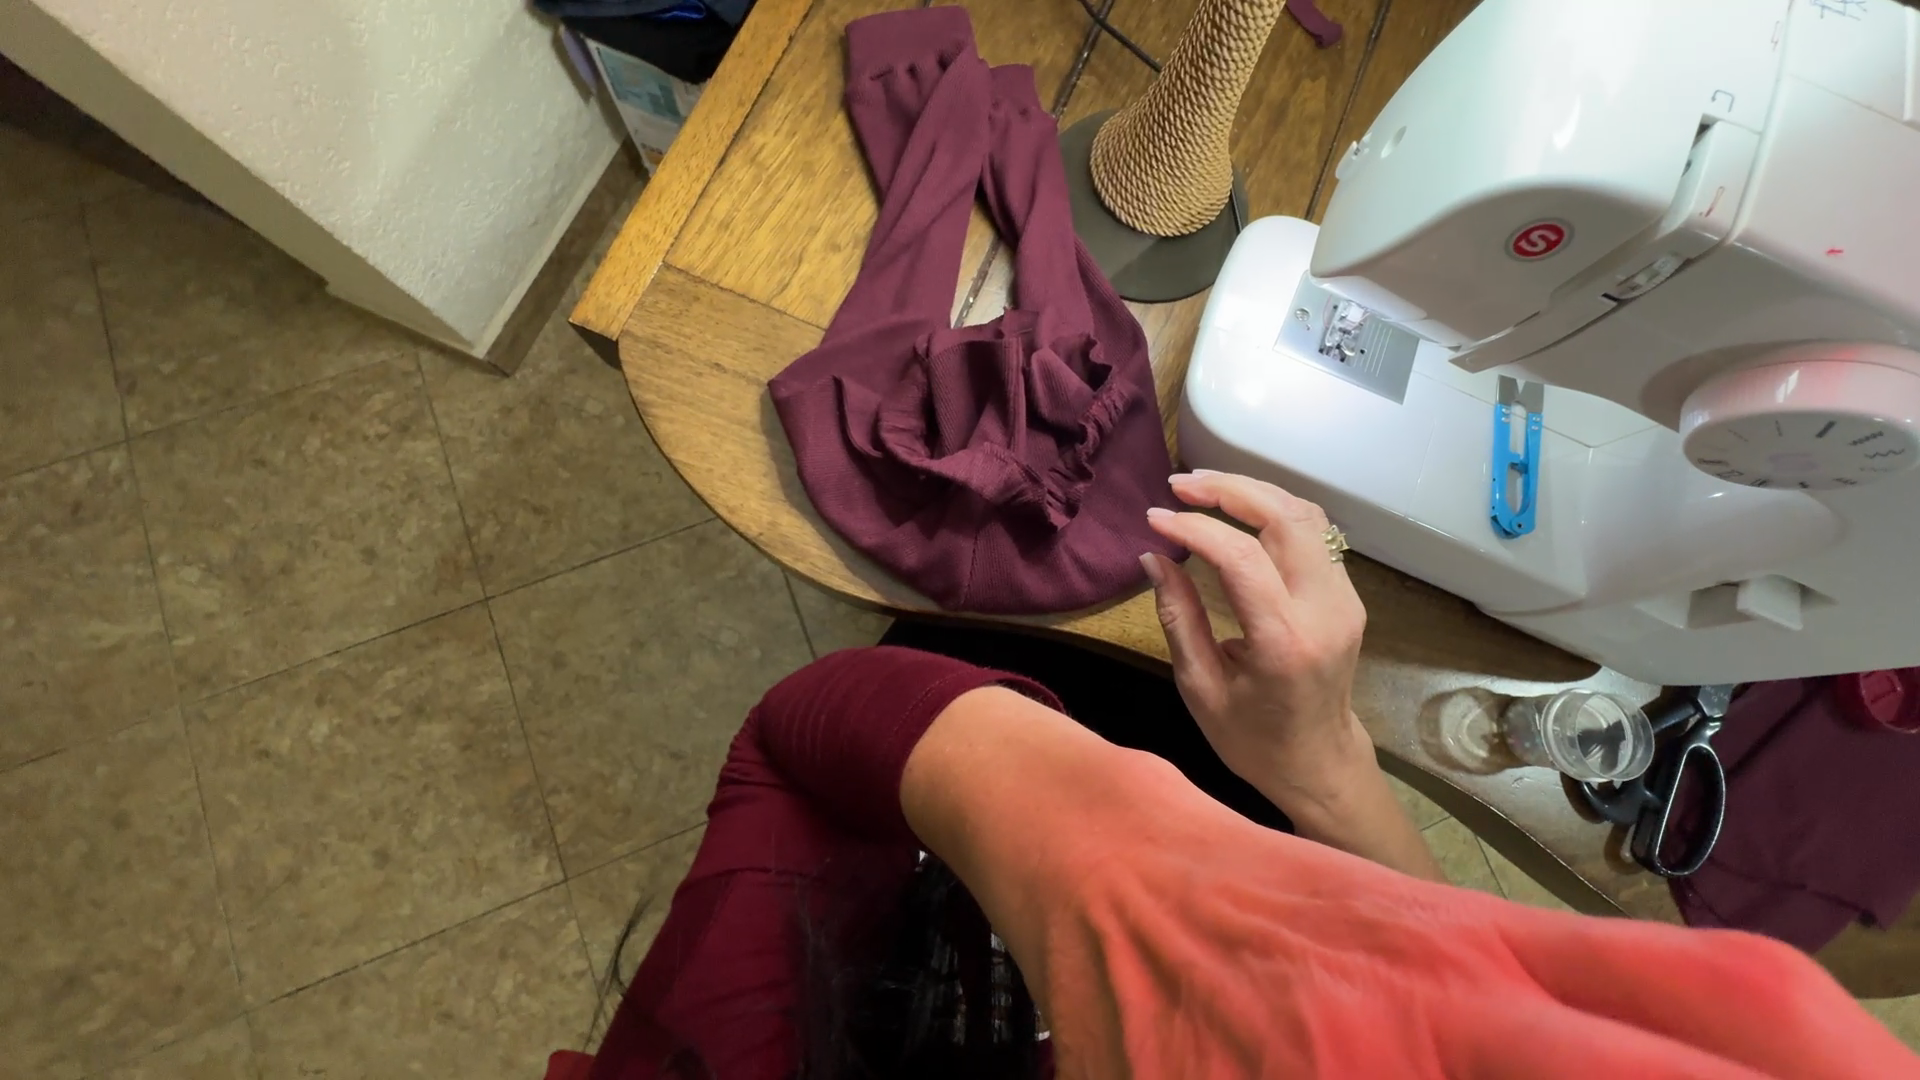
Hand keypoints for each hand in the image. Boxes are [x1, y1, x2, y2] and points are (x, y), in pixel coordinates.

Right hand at [1139, 471, 1372, 820]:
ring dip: (1253, 491)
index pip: (1242, 558)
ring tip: (1202, 487)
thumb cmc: (1250, 738)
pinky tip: (1235, 509)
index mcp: (1284, 642)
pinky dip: (1271, 510)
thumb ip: (1178, 616)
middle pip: (1286, 518)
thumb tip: (1153, 556)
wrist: (1318, 763)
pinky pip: (1311, 533)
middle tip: (1180, 484)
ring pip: (1305, 516)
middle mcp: (1325, 611)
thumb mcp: (1198, 686)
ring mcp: (1345, 599)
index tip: (1155, 518)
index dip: (1194, 528)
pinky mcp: (1346, 594)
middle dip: (1230, 490)